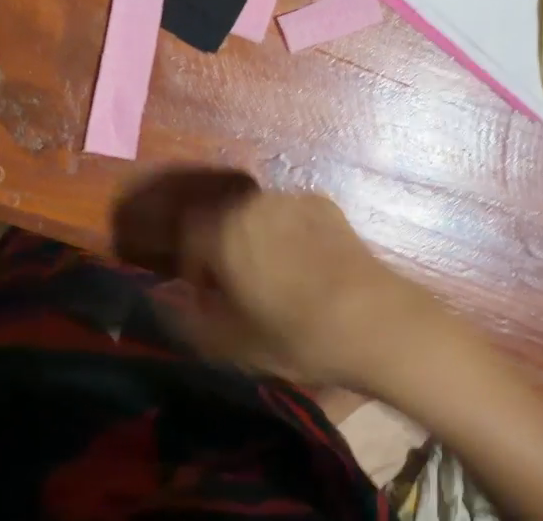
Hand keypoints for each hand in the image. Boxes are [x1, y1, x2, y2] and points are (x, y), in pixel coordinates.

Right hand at [114, 169, 434, 387]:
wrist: (376, 322)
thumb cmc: (298, 335)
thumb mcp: (234, 344)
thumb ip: (190, 318)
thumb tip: (166, 300)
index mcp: (222, 231)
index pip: (186, 233)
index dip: (191, 264)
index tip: (204, 294)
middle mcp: (251, 204)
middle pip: (221, 217)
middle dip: (221, 246)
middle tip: (235, 284)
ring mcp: (290, 198)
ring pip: (255, 213)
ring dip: (254, 237)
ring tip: (273, 275)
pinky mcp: (324, 203)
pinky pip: (289, 214)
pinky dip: (287, 232)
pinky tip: (306, 265)